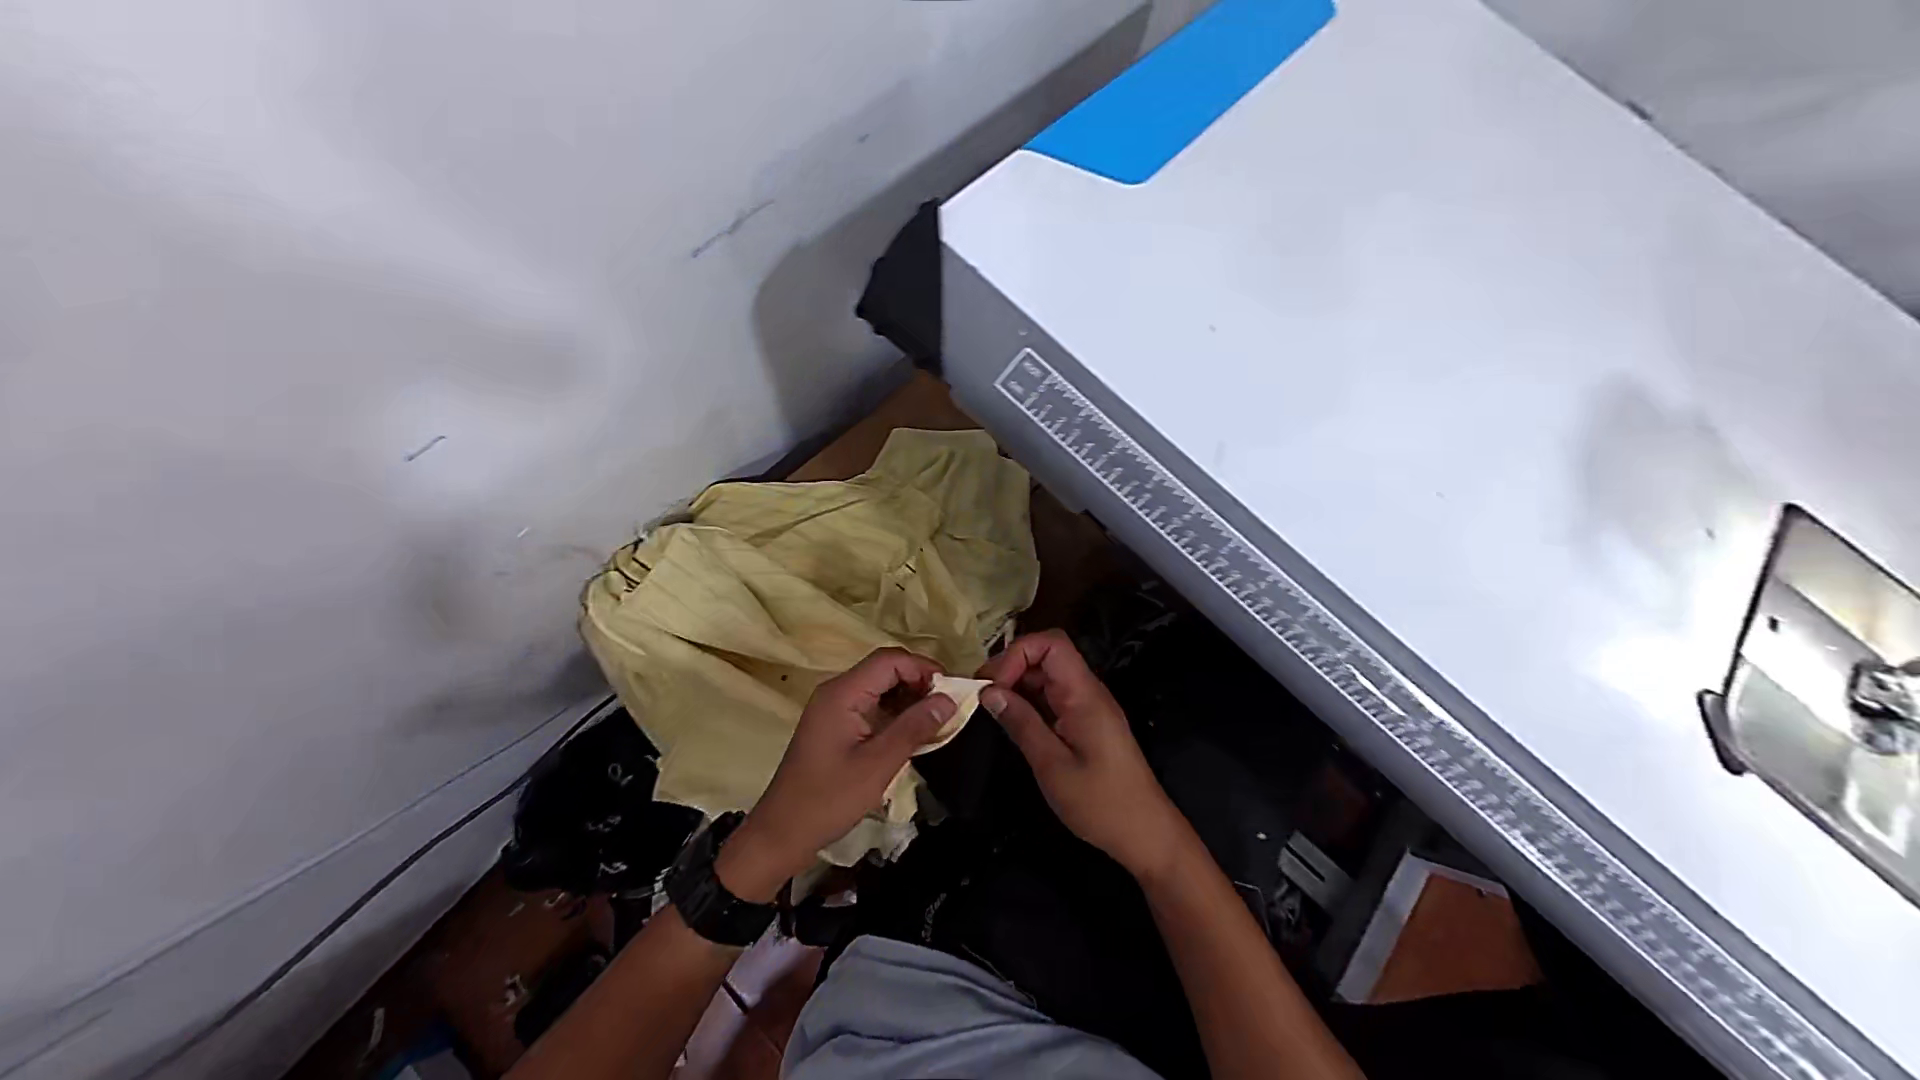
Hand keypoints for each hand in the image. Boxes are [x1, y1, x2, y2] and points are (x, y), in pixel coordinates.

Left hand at [716, 648, 955, 902]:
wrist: (782, 832)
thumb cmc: (829, 799)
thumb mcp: (878, 764)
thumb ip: (914, 728)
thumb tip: (948, 700)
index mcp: (842, 693)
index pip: (890, 660)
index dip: (924, 668)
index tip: (953, 690)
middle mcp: (837, 691)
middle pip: (885, 669)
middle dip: (919, 682)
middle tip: (948, 707)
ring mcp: (834, 708)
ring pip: (879, 687)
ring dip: (909, 698)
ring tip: (937, 720)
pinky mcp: (836, 725)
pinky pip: (871, 705)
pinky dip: (895, 713)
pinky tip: (913, 732)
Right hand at [978, 630, 1191, 882]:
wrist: (1146, 834)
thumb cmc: (1101, 803)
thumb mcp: (1052, 766)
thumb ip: (1020, 723)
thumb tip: (989, 691)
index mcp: (1084, 694)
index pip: (1051, 643)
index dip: (1016, 654)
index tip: (993, 686)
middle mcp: (1087, 691)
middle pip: (1046, 656)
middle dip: (1010, 668)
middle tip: (981, 698)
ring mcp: (1087, 706)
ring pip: (1046, 676)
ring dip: (1016, 686)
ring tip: (989, 709)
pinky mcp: (1084, 722)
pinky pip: (1052, 698)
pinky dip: (1028, 702)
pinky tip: (1010, 721)